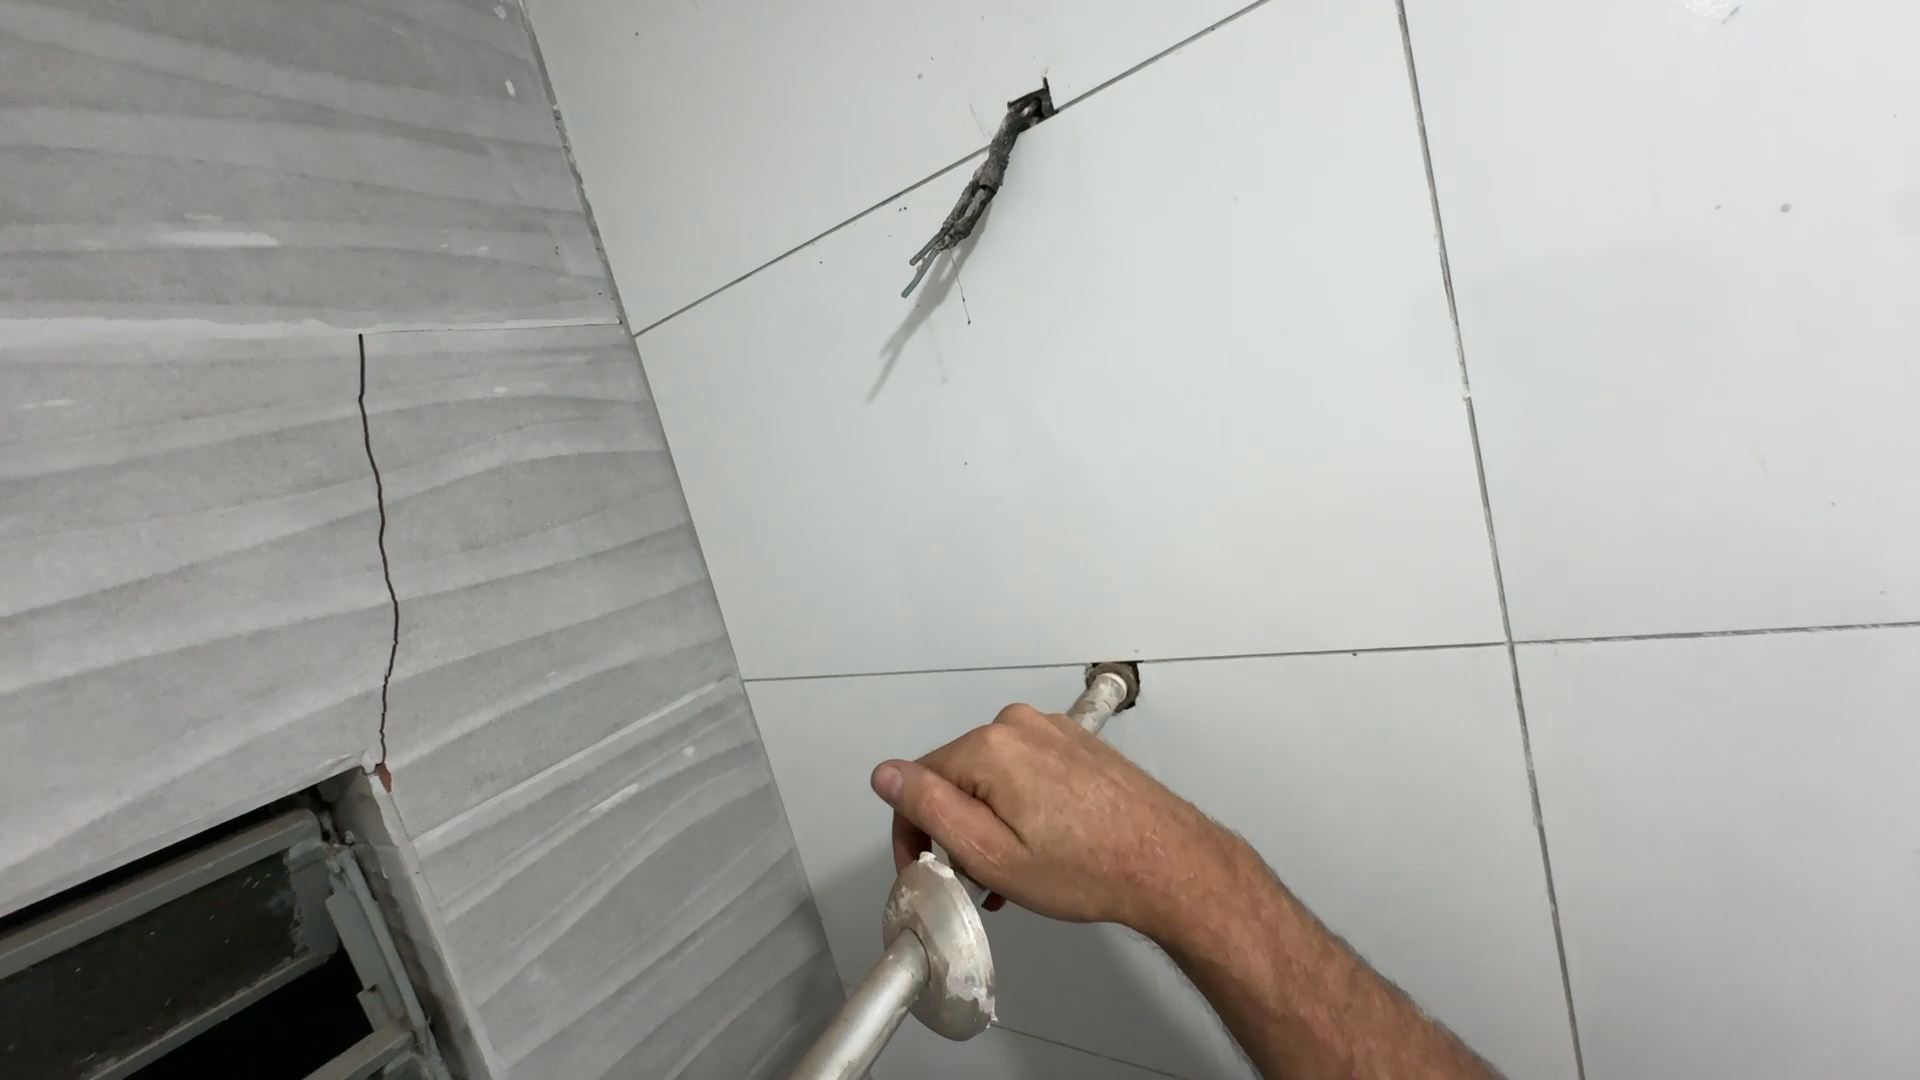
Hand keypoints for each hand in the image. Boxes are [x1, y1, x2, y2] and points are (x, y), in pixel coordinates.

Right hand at [869, 703, 1234, 938]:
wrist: (1168, 862)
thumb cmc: (1089, 867)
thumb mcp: (990, 854)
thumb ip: (929, 808)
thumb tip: (885, 774)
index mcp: (990, 746)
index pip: (917, 780)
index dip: (913, 832)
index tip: (928, 869)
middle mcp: (1017, 724)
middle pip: (955, 776)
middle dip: (955, 827)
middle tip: (979, 877)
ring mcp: (1049, 730)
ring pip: (989, 776)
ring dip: (987, 820)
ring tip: (1013, 870)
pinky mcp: (1072, 742)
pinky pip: (1024, 769)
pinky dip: (1018, 804)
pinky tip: (1038, 844)